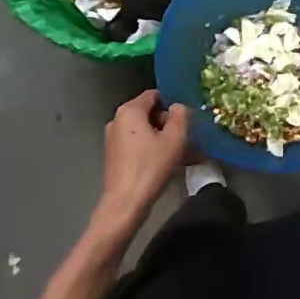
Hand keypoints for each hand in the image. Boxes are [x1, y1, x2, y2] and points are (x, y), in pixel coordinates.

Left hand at [96, 90, 190, 229]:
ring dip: (163, 139)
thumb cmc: (151, 166)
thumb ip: (180, 116)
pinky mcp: (114, 156)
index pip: (154, 95)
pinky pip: (138, 145)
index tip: (186, 119)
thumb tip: (177, 107)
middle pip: (149, 113)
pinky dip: (152, 150)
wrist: (125, 203)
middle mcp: (117, 120)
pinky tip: (169, 164)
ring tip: (184, 154)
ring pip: (144, 132)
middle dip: (168, 124)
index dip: (172, 104)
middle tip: (186, 139)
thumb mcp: (174, 138)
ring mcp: (113, 139)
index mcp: (129, 111)